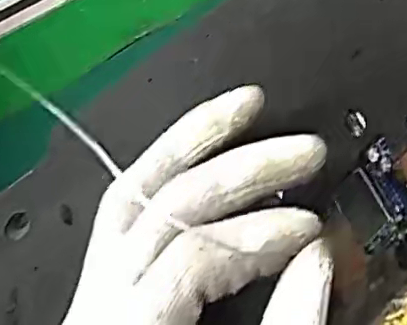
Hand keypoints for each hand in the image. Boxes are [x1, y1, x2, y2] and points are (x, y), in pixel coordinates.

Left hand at [62, 85, 330, 324]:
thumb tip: (318, 254)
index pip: (187, 263)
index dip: (257, 237)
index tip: (310, 229)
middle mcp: (92, 320)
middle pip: (164, 214)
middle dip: (244, 172)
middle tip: (307, 152)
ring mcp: (89, 305)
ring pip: (131, 197)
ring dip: (197, 141)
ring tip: (249, 104)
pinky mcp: (102, 299)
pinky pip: (125, 214)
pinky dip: (171, 167)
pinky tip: (206, 142)